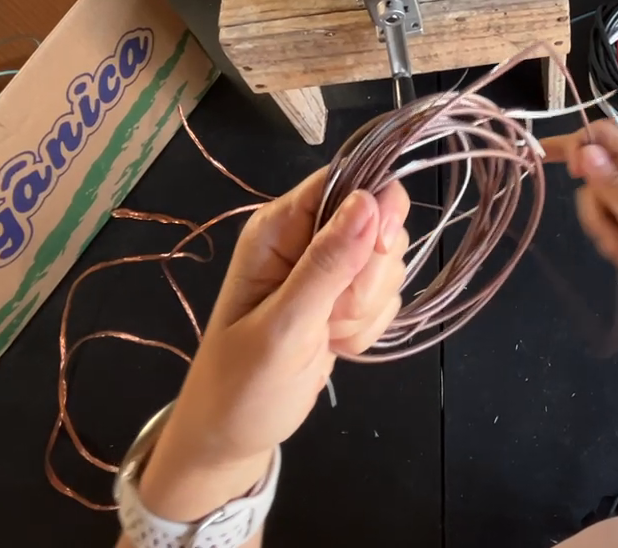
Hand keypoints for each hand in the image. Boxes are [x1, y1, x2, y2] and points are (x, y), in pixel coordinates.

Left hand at [138, 169, 409, 520]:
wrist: (231, 439)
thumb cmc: (242, 385)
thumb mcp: (284, 326)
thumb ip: (328, 263)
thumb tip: (370, 199)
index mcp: (279, 227)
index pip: (345, 180)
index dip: (377, 204)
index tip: (384, 246)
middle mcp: (305, 236)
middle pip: (377, 220)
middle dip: (370, 273)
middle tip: (334, 314)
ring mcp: (327, 266)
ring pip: (386, 260)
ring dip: (368, 305)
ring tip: (327, 335)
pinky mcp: (345, 295)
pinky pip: (385, 293)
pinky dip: (369, 325)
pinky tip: (336, 344)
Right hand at [540, 119, 617, 323]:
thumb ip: (612, 185)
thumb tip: (584, 149)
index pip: (600, 132)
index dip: (577, 145)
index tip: (567, 173)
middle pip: (592, 171)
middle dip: (592, 205)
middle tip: (609, 234)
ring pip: (597, 198)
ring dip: (602, 228)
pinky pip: (608, 217)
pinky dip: (611, 237)